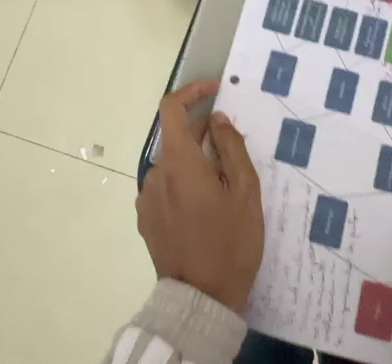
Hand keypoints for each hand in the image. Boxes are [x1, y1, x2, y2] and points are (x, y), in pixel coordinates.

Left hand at [136, 79, 263, 311]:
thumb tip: (216, 119)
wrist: (201, 300)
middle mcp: (156, 174)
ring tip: (225, 184)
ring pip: (173, 164)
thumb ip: (230, 147)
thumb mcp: (245, 190)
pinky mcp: (146, 220)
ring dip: (195, 161)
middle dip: (203, 132)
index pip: (171, 108)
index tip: (216, 90)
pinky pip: (166, 187)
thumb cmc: (230, 241)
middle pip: (176, 137)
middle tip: (235, 146)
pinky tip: (207, 206)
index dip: (192, 91)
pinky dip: (185, 183)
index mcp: (179, 162)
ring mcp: (147, 199)